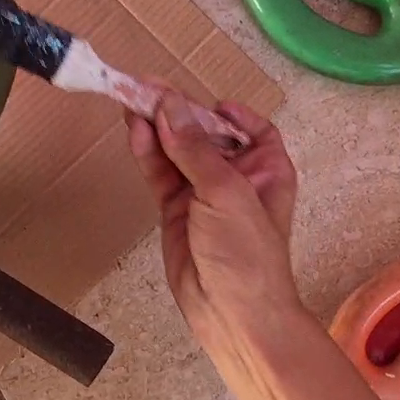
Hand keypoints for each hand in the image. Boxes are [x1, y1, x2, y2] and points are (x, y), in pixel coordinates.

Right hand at [127, 91, 302, 357]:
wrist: (231, 313)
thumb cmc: (246, 252)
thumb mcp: (226, 193)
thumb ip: (194, 149)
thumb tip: (168, 105)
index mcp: (266, 170)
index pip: (252, 130)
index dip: (231, 113)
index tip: (206, 102)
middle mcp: (237, 178)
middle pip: (205, 135)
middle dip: (179, 112)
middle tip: (146, 86)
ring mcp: (203, 195)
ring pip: (177, 153)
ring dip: (158, 129)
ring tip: (132, 102)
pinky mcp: (176, 212)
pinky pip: (161, 175)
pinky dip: (149, 155)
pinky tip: (136, 134)